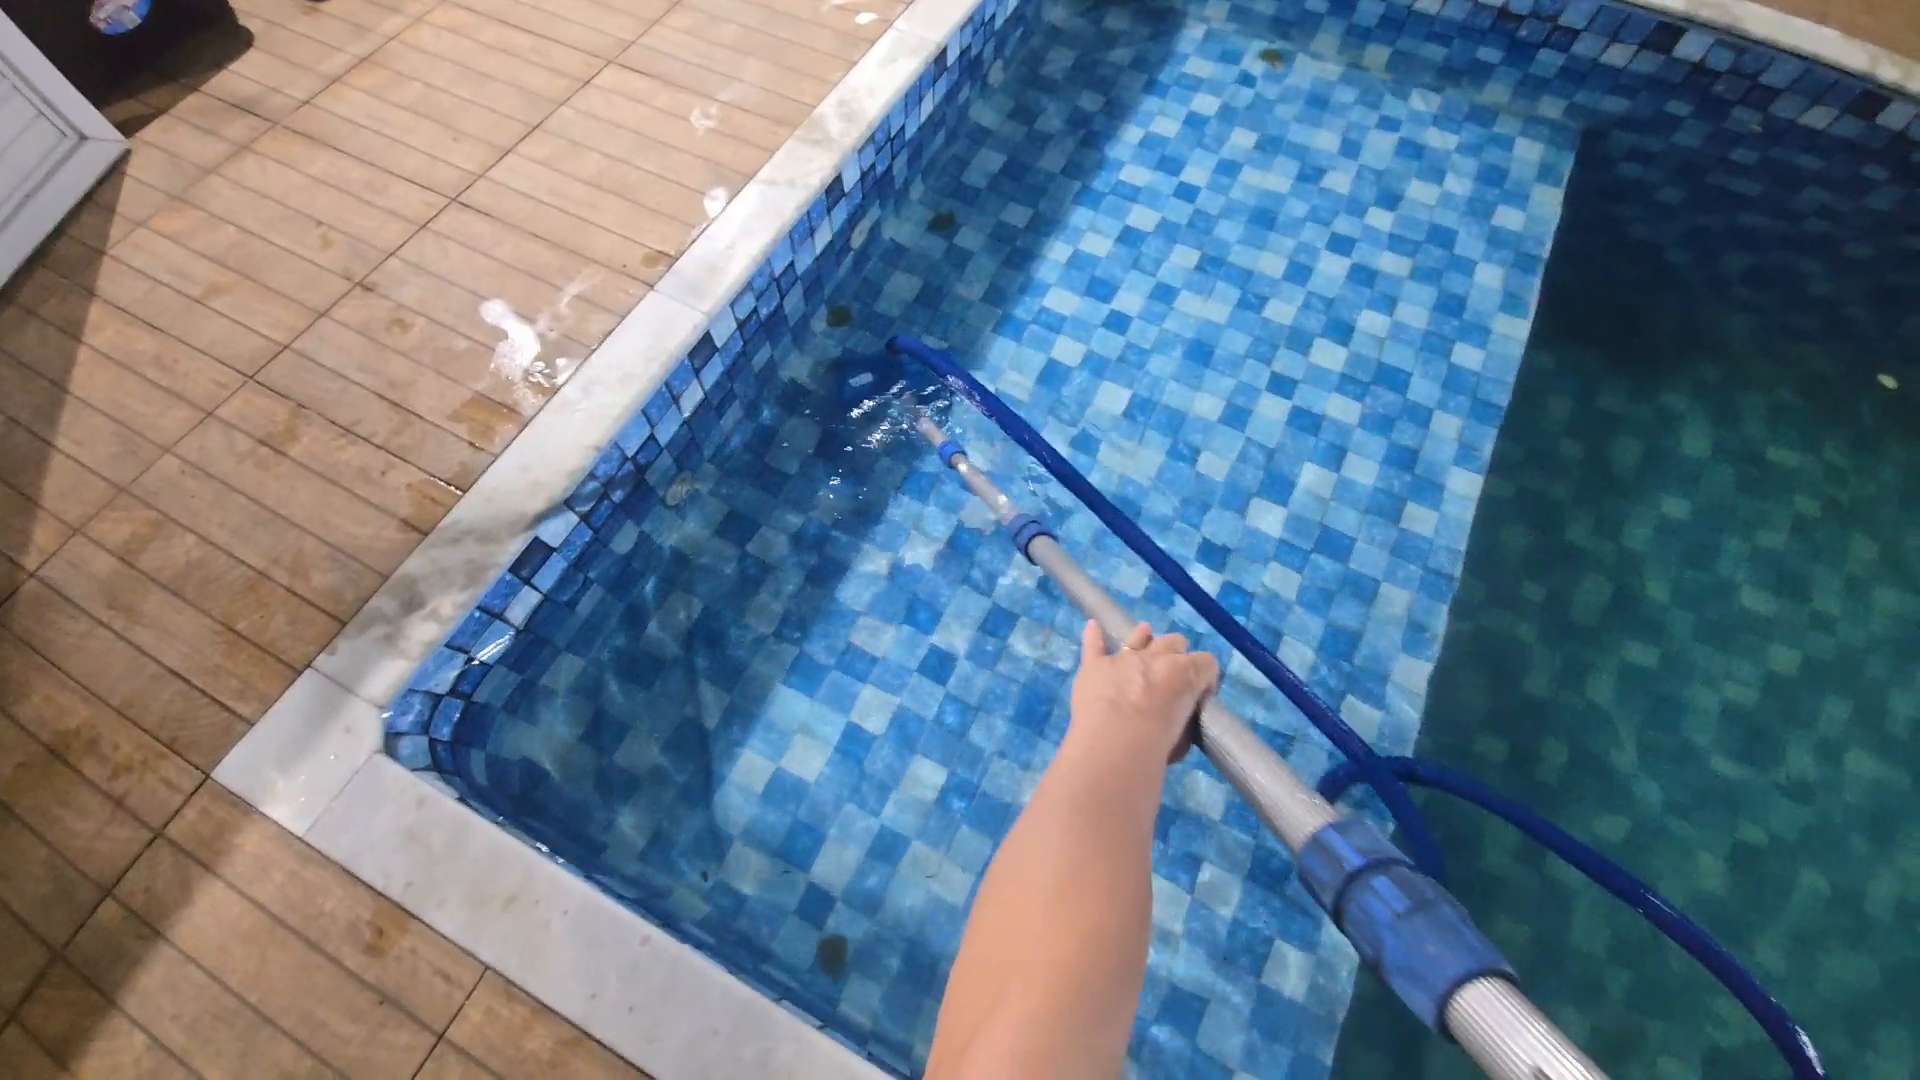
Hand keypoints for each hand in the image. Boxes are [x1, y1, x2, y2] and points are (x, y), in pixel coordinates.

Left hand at [1068, 621, 1219, 764]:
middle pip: (1175, 642)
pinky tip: (1093, 627)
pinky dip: (1094, 636)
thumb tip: (1176, 717)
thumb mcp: (1183, 739)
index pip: (1207, 663)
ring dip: (1144, 640)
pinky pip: (1094, 644)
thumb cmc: (1154, 749)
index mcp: (1185, 673)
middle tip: (1171, 679)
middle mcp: (1156, 657)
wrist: (1110, 746)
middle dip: (1177, 656)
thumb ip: (1182, 719)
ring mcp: (1123, 658)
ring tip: (1144, 642)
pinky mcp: (1094, 665)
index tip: (1199, 697)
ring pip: (1139, 636)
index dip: (1205, 678)